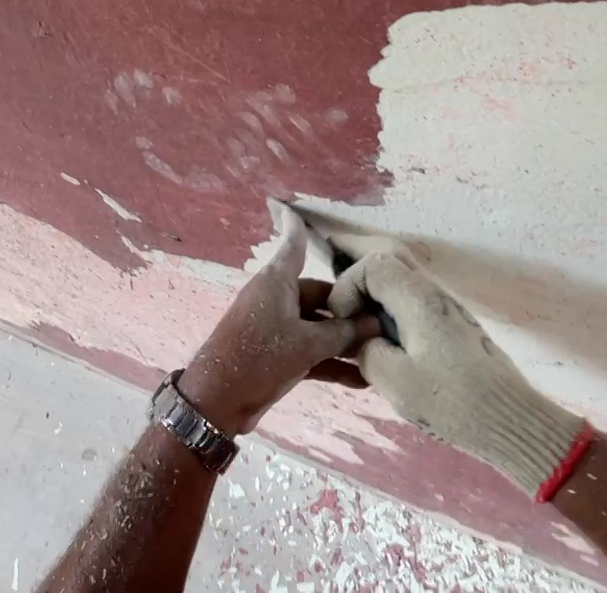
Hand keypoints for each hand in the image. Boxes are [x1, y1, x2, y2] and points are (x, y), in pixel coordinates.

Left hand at [176, 204, 382, 434]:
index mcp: (278, 282)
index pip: (294, 246)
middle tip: (387, 319)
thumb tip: (375, 324)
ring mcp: (278, 328)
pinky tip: (364, 381)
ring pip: (318, 326)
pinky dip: (333, 363)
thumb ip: (343, 333)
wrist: (219, 399)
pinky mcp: (279, 355)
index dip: (298, 228)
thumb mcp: (307, 343)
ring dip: (346, 341)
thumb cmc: (260, 356)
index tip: (294, 207)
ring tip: (383, 351)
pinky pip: (313, 352)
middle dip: (350, 309)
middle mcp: (278, 298)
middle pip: (319, 295)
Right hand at [328, 248, 587, 497]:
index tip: (343, 319)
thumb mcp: (394, 381)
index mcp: (418, 300)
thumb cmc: (453, 402)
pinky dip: (387, 293)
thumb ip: (365, 350)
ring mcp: (444, 306)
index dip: (347, 284)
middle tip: (332, 264)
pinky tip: (377, 321)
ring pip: (402, 270)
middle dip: (357, 256)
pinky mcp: (450, 324)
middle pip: (389, 252)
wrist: (512, 421)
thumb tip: (360, 339)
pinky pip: (410, 291)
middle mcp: (432, 293)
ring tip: (349, 297)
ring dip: (372, 276)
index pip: (372, 264)